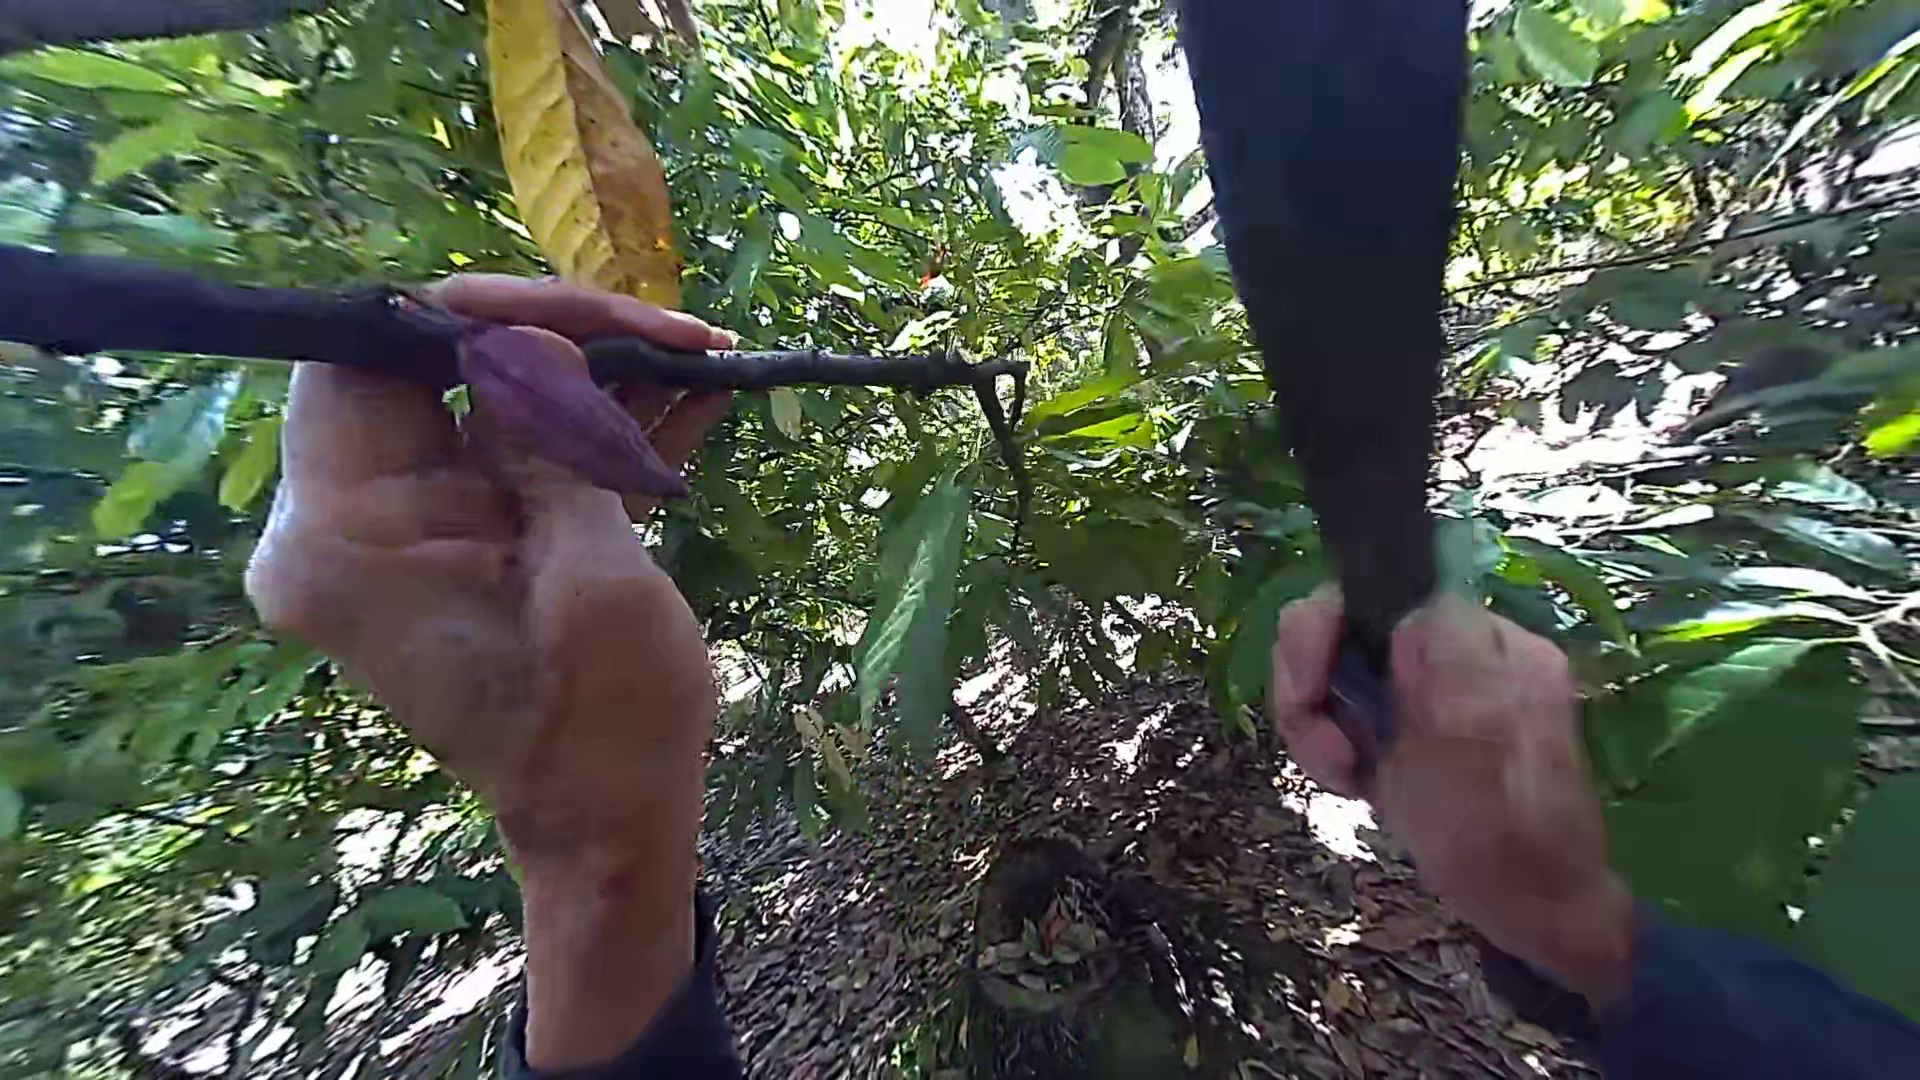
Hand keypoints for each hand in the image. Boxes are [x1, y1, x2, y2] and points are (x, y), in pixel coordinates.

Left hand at [246, 276, 733, 1067]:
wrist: (621, 808)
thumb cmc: (612, 720)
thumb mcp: (595, 582)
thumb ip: (556, 459)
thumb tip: (529, 340)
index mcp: (355, 533)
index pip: (375, 362)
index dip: (482, 319)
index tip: (596, 316)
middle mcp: (377, 519)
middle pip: (460, 380)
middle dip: (579, 346)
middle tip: (685, 337)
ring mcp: (446, 530)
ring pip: (524, 417)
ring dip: (618, 387)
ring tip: (709, 358)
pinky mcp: (506, 543)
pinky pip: (557, 463)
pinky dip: (624, 433)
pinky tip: (700, 400)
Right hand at [1271, 588, 1634, 1008]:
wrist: (1518, 905)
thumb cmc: (1502, 844)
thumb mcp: (1477, 765)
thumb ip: (1456, 682)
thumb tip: (1413, 614)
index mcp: (1484, 647)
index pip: (1378, 594)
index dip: (1324, 630)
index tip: (1306, 690)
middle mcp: (1447, 649)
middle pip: (1334, 625)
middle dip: (1306, 684)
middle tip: (1318, 742)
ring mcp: (1415, 678)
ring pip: (1319, 663)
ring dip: (1308, 718)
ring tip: (1336, 770)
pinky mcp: (1392, 706)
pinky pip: (1324, 696)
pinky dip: (1317, 735)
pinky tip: (1343, 773)